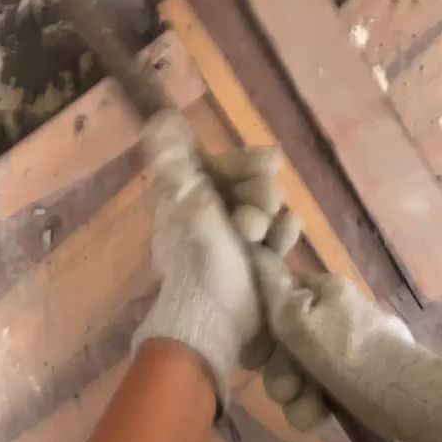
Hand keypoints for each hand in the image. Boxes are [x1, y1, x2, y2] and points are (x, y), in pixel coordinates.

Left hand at [133, 112, 296, 405]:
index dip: (245, 163)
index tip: (268, 164)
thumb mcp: (187, 205)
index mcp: (187, 198)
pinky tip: (277, 246)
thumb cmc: (201, 264)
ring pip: (269, 206)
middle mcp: (210, 213)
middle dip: (260, 195)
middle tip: (253, 221)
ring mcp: (234, 237)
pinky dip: (283, 235)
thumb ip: (177, 162)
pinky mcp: (256, 257)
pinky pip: (280, 231)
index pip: (221, 164)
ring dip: (272, 218)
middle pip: (251, 183)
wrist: (218, 322)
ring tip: (260, 240)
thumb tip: (158, 118)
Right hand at [248, 251, 441, 441]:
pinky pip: (316, 392)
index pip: (277, 295)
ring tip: (309, 409)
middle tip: (287, 388)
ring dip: (295, 396)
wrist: (410, 400)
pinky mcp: (352, 381)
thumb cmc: (350, 356)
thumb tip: (254, 252)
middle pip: (282, 342)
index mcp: (324, 290)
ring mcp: (343, 350)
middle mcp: (332, 315)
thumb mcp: (300, 320)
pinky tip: (321, 417)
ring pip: (296, 373)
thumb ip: (272, 292)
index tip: (255, 354)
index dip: (260, 326)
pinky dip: (314, 407)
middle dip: (280, 372)